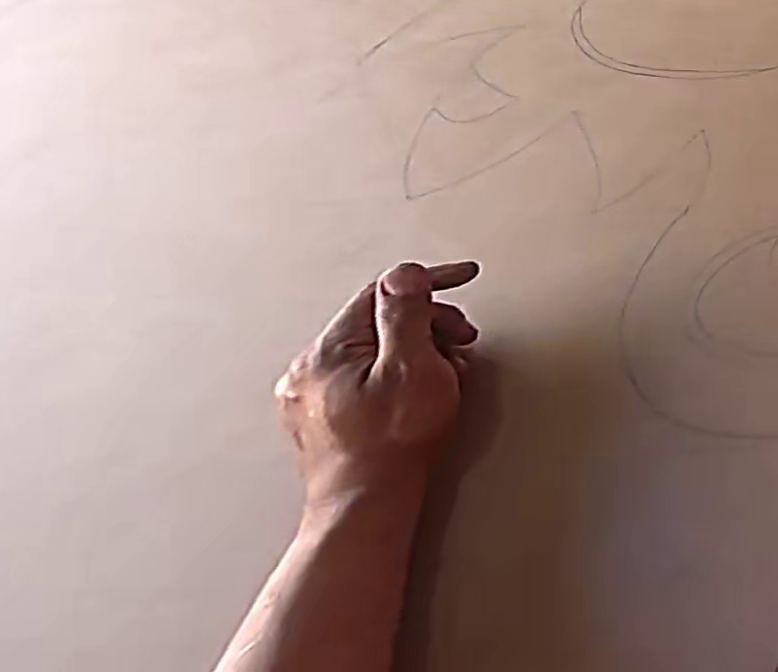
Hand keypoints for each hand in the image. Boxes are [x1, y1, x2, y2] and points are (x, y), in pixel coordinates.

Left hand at [275, 261, 480, 508]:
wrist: (368, 503)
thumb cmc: (393, 441)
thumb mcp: (412, 366)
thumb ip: (407, 315)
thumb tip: (405, 275)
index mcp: (330, 351)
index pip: (384, 291)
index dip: (430, 280)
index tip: (464, 276)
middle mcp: (313, 369)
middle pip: (384, 318)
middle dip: (434, 322)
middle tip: (462, 341)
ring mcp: (317, 393)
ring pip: (381, 345)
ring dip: (424, 347)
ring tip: (446, 372)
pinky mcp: (328, 413)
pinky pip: (374, 369)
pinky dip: (407, 368)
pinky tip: (425, 388)